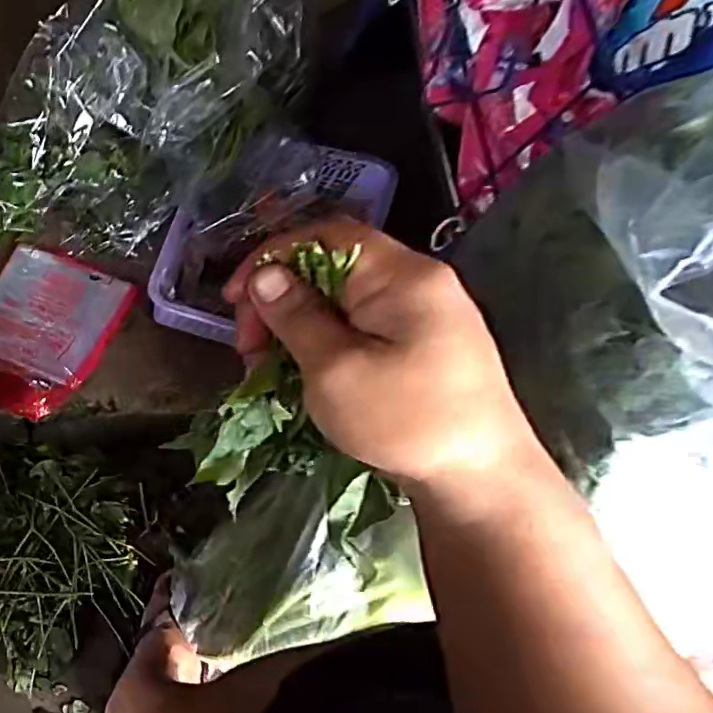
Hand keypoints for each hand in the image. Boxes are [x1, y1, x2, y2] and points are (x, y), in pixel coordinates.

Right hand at [223, 215, 542, 493]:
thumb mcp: (335, 369)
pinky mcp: (417, 346)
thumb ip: (297, 317)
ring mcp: (419, 316)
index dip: (271, 257)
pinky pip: (356, 329)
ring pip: (338, 303)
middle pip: (328, 269)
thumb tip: (265, 275)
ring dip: (293, 330)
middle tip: (247, 350)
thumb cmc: (403, 420)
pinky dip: (319, 346)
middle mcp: (414, 284)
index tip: (234, 298)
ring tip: (266, 371)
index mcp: (400, 277)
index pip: (326, 235)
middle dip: (277, 303)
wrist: (478, 477)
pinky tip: (299, 375)